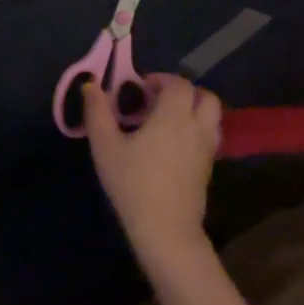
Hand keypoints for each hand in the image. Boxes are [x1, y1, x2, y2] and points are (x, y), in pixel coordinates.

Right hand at [83, 73, 221, 262]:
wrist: (164, 225)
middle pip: (205, 96)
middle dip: (182, 91)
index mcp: (173, 117)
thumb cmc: (131, 181)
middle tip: (155, 100)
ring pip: (212, 116)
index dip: (160, 79)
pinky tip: (170, 143)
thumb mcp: (104, 145)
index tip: (138, 87)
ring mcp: (207, 148)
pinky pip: (209, 134)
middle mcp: (197, 127)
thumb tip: (91, 84)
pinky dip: (194, 128)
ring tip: (163, 120)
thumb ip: (97, 112)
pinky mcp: (208, 165)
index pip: (179, 84)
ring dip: (192, 109)